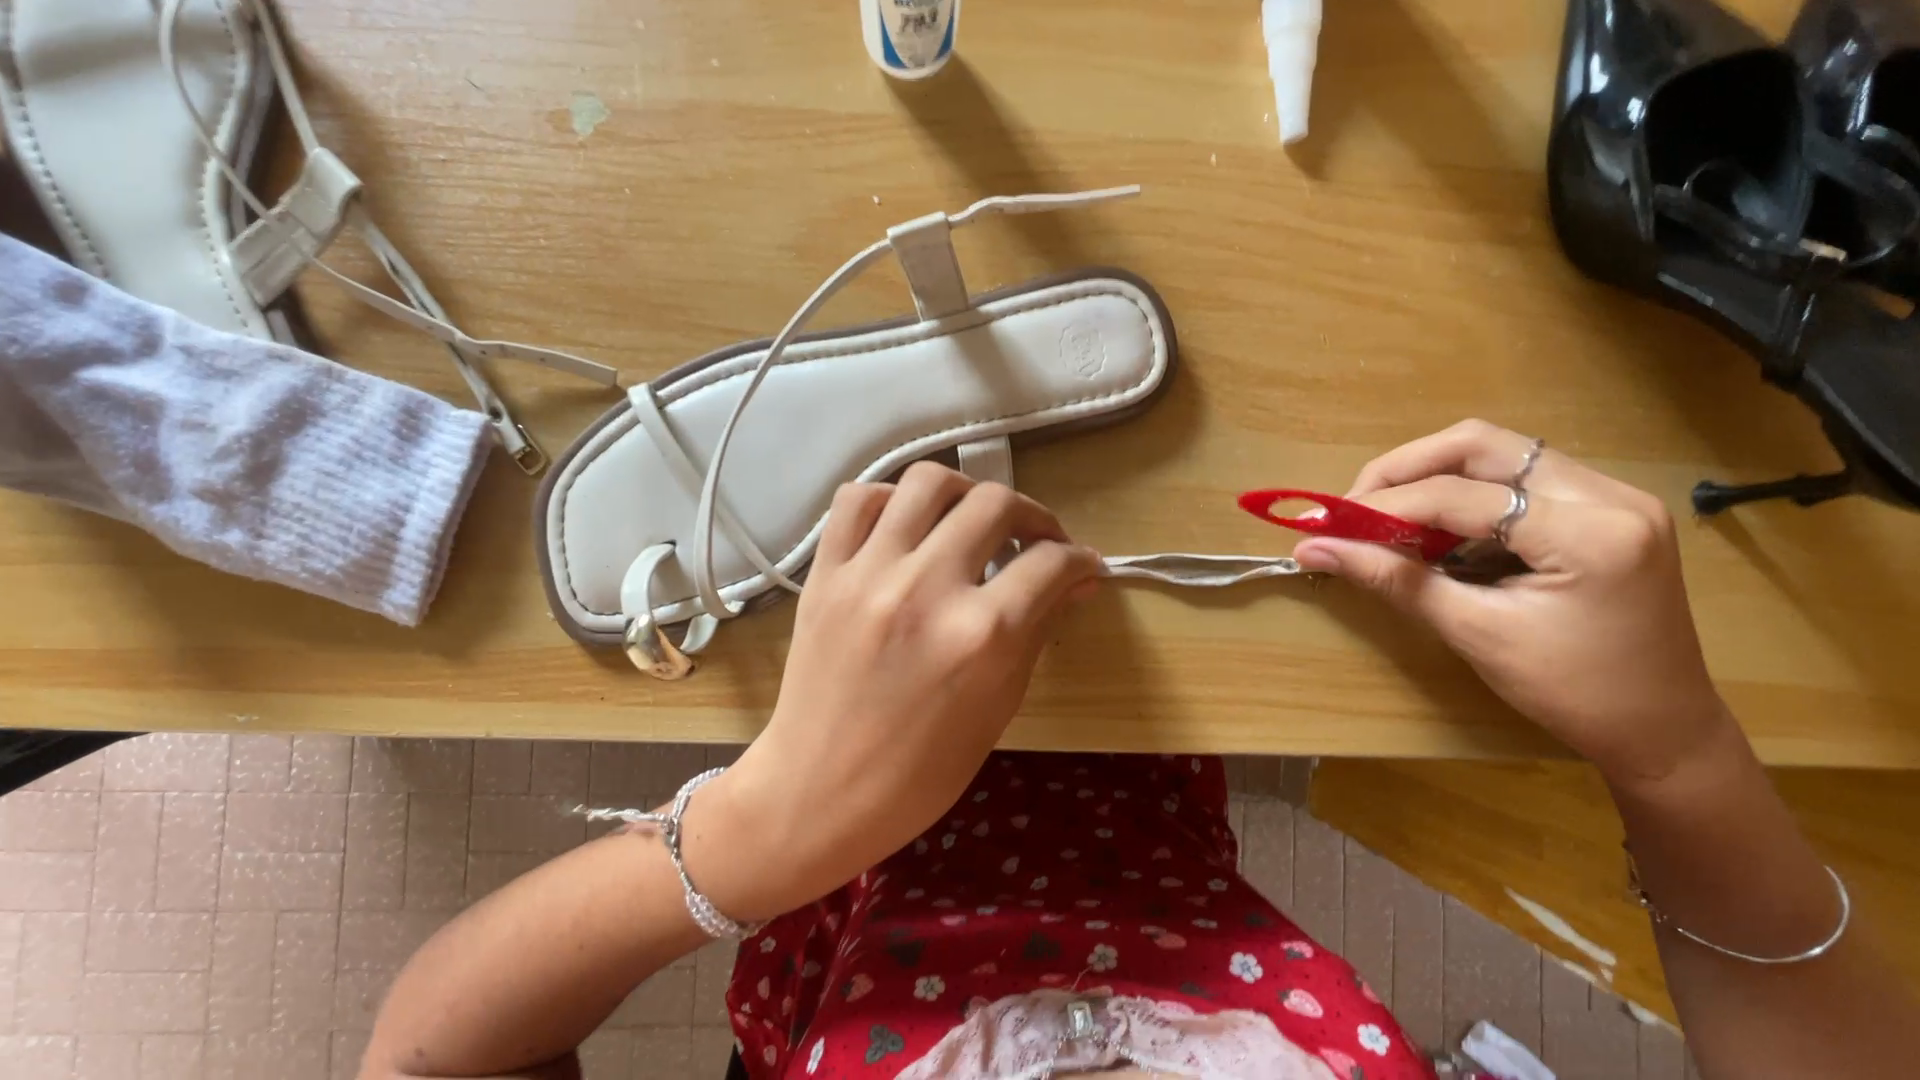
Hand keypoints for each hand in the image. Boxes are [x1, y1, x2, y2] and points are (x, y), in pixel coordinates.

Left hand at [683, 462, 1102, 920]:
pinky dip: (891, 500)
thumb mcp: (998, 707)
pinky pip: (858, 499)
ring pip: (928, 481)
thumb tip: (1076, 581)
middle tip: (1035, 543)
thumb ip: (1038, 631)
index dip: (1081, 562)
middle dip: (1033, 517)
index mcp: (981, 635)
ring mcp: (868, 574)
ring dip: (965, 493)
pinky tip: (907, 528)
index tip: (1083, 567)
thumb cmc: (921, 772)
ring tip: (972, 521)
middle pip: (996, 503)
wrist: (819, 792)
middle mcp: (927, 588)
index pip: (1051, 564)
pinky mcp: (824, 573)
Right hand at [1292, 420, 1734, 788]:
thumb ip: (1395, 580)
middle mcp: (1609, 494)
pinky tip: (1436, 530)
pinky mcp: (1606, 509)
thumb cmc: (1571, 692)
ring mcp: (1613, 496)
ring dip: (1433, 477)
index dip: (1383, 505)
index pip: (1460, 495)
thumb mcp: (1476, 634)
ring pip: (1500, 453)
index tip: (1325, 523)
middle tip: (1354, 505)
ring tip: (1386, 518)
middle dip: (1405, 469)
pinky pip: (1519, 479)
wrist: (1662, 729)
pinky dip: (1466, 496)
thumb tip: (1314, 549)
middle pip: (1481, 444)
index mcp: (1589, 532)